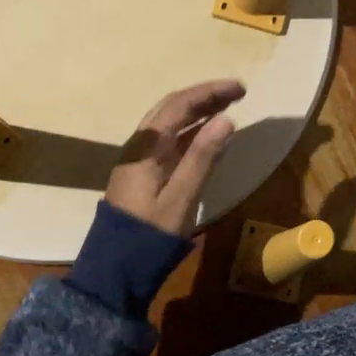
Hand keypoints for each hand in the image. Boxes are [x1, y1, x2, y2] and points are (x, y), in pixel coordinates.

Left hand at [105, 79, 244, 236]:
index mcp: (146, 147)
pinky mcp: (143, 173)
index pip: (180, 105)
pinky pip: (169, 141)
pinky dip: (191, 132)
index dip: (210, 92)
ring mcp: (139, 159)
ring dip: (198, 112)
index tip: (240, 89)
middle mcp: (140, 145)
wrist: (116, 266)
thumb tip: (226, 120)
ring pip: (170, 123)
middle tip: (237, 94)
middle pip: (173, 108)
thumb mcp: (181, 197)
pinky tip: (208, 136)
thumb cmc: (150, 232)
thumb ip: (203, 157)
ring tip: (227, 108)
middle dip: (205, 97)